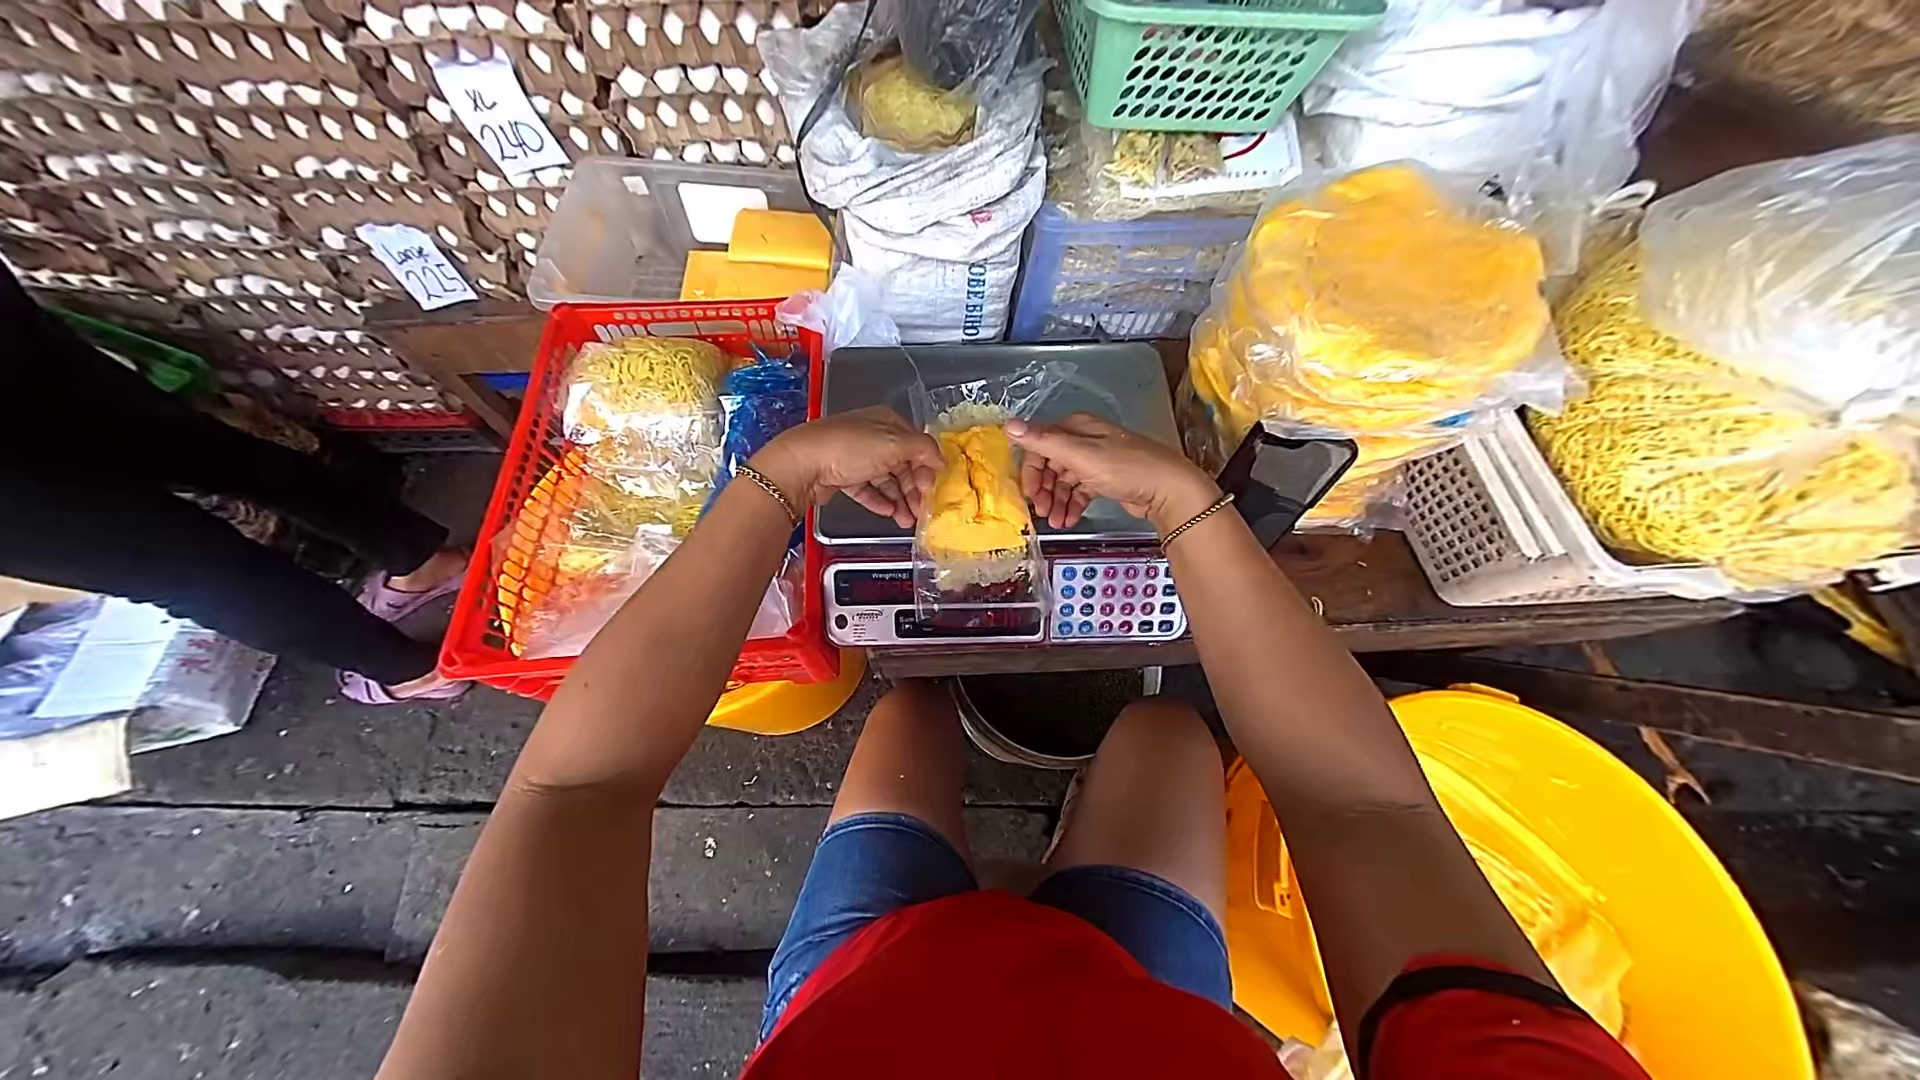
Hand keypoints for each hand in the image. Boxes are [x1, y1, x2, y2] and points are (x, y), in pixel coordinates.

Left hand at [752, 406, 943, 526]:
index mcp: (887, 422)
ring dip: (900, 500)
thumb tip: (942, 459)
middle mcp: (873, 437)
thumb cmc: (849, 448)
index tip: (932, 489)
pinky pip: (868, 490)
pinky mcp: (843, 476)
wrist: (802, 464)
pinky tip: (890, 513)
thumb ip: (924, 450)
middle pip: (902, 465)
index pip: (917, 445)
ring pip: (886, 480)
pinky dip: (880, 501)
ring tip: (907, 521)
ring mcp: (856, 457)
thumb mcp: (894, 444)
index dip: (927, 468)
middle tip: (921, 511)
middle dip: (914, 490)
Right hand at [1005, 413, 1221, 531]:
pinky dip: (1071, 505)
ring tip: (1055, 522)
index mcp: (1077, 427)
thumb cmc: (1125, 468)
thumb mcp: (1080, 455)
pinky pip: (1079, 491)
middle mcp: (1085, 440)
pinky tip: (1068, 519)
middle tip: (1041, 511)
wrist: (1168, 490)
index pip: (1040, 445)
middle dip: (1043, 489)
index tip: (1029, 494)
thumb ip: (1043, 441)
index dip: (1031, 470)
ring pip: (1064, 481)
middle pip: (1051, 464)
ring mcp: (1096, 461)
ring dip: (1056, 501)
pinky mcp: (1105, 480)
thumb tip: (1009, 425)